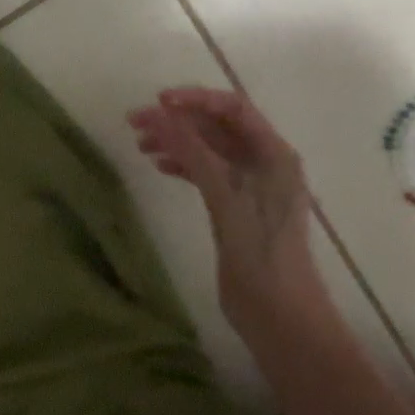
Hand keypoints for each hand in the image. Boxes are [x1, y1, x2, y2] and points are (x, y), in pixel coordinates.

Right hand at [129, 88, 316, 322]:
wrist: (280, 314)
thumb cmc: (259, 257)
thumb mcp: (226, 200)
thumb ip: (196, 154)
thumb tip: (161, 116)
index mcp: (274, 155)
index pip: (233, 109)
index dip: (196, 99)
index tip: (158, 102)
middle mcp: (265, 164)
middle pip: (219, 127)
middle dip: (179, 120)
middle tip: (134, 122)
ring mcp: (251, 187)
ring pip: (210, 150)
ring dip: (177, 142)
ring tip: (140, 145)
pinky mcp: (237, 208)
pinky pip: (207, 173)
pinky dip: (183, 165)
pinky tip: (159, 166)